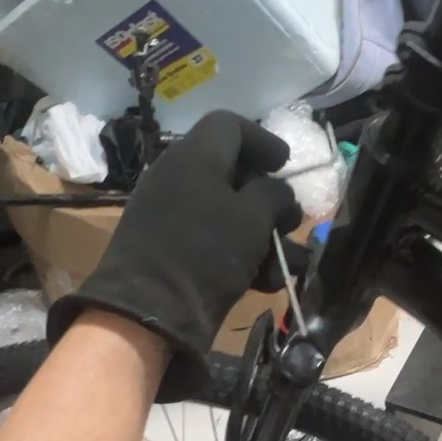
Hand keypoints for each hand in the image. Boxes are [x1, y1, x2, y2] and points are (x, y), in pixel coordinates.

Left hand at [48, 111, 300, 400]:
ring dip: (265, 237)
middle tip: (291, 220)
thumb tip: (277, 192)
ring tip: (292, 263)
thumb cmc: (206, 254)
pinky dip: (242, 257)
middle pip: (233, 174)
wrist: (150, 314)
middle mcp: (179, 181)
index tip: (286, 163)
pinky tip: (266, 283)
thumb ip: (274, 195)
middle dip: (270, 199)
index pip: (228, 126)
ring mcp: (172, 218)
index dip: (263, 140)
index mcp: (193, 158)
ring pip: (229, 215)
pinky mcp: (172, 253)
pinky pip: (213, 243)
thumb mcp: (253, 218)